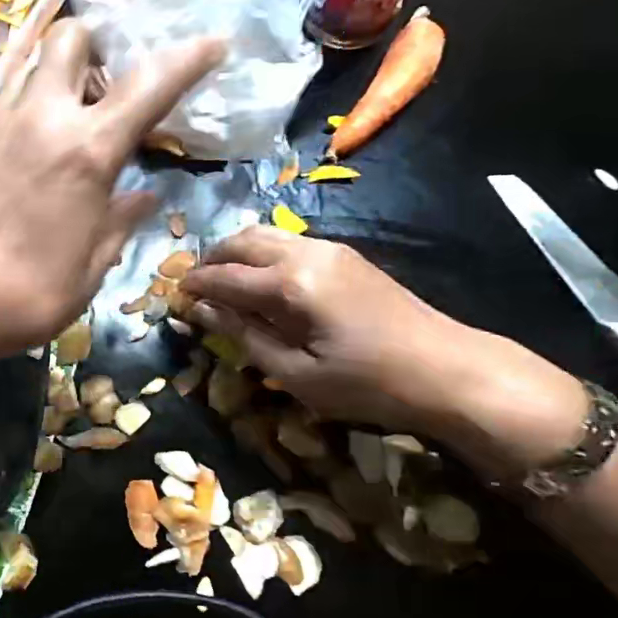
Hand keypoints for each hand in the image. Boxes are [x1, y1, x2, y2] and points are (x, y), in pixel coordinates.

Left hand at [0, 18, 223, 362]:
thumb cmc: (24, 294)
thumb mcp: (91, 267)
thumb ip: (121, 221)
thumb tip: (143, 197)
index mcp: (87, 152)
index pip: (149, 86)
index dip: (188, 60)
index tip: (213, 44)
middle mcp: (42, 117)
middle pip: (73, 37)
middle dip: (99, 47)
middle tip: (107, 93)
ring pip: (34, 60)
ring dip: (62, 74)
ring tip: (68, 121)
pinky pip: (6, 93)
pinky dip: (30, 102)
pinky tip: (30, 147)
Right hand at [182, 227, 590, 479]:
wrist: (444, 367)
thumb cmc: (367, 383)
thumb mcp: (298, 374)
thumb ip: (245, 336)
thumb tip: (202, 310)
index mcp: (290, 283)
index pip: (225, 276)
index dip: (194, 285)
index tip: (173, 295)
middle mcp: (305, 252)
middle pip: (242, 240)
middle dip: (211, 258)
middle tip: (194, 284)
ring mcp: (329, 247)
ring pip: (266, 234)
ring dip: (237, 251)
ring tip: (223, 280)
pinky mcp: (345, 254)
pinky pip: (289, 241)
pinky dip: (263, 252)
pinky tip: (262, 280)